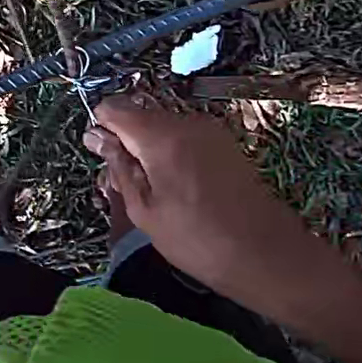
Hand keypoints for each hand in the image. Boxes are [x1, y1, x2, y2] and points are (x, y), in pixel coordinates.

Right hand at [83, 94, 338, 310]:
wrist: (265, 253)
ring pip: (160, 127)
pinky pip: (183, 137)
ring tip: (150, 192)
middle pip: (138, 116)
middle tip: (123, 183)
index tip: (101, 158)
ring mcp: (208, 130)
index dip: (101, 129)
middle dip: (124, 142)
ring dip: (147, 150)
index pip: (114, 109)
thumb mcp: (143, 209)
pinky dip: (169, 154)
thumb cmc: (196, 239)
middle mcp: (186, 123)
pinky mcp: (223, 143)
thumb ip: (119, 166)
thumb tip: (96, 137)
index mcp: (161, 137)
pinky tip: (174, 188)